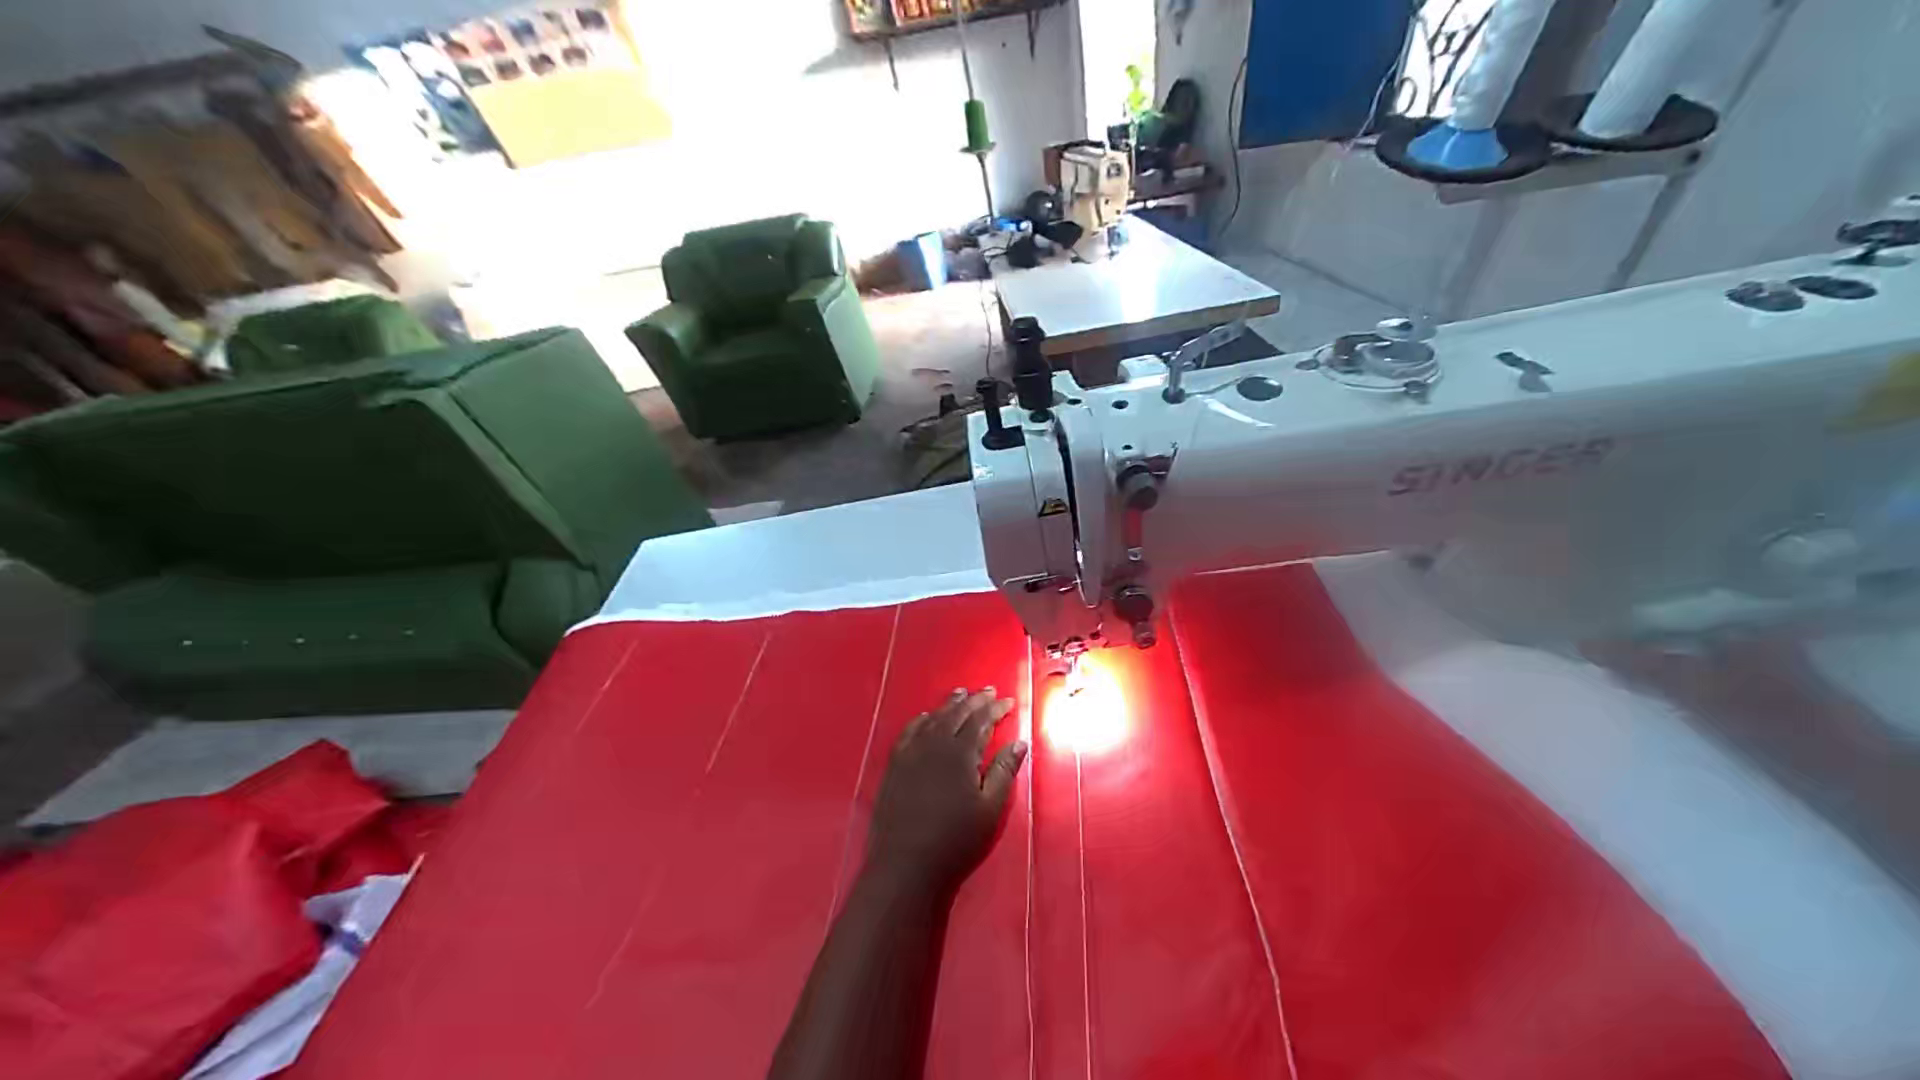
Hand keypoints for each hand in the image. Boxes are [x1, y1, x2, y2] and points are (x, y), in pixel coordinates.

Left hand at [866, 688, 1027, 896]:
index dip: (996, 709)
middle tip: (989, 691)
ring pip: (932, 718)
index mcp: (960, 753)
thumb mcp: (989, 809)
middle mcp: (934, 744)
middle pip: (956, 714)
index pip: (981, 721)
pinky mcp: (894, 765)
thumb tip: (1019, 742)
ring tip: (961, 694)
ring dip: (949, 704)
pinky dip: (921, 720)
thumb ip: (1003, 771)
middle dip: (975, 700)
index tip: (1009, 701)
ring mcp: (911, 753)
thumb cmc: (955, 840)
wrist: (905, 862)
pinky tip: (925, 717)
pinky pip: (909, 732)